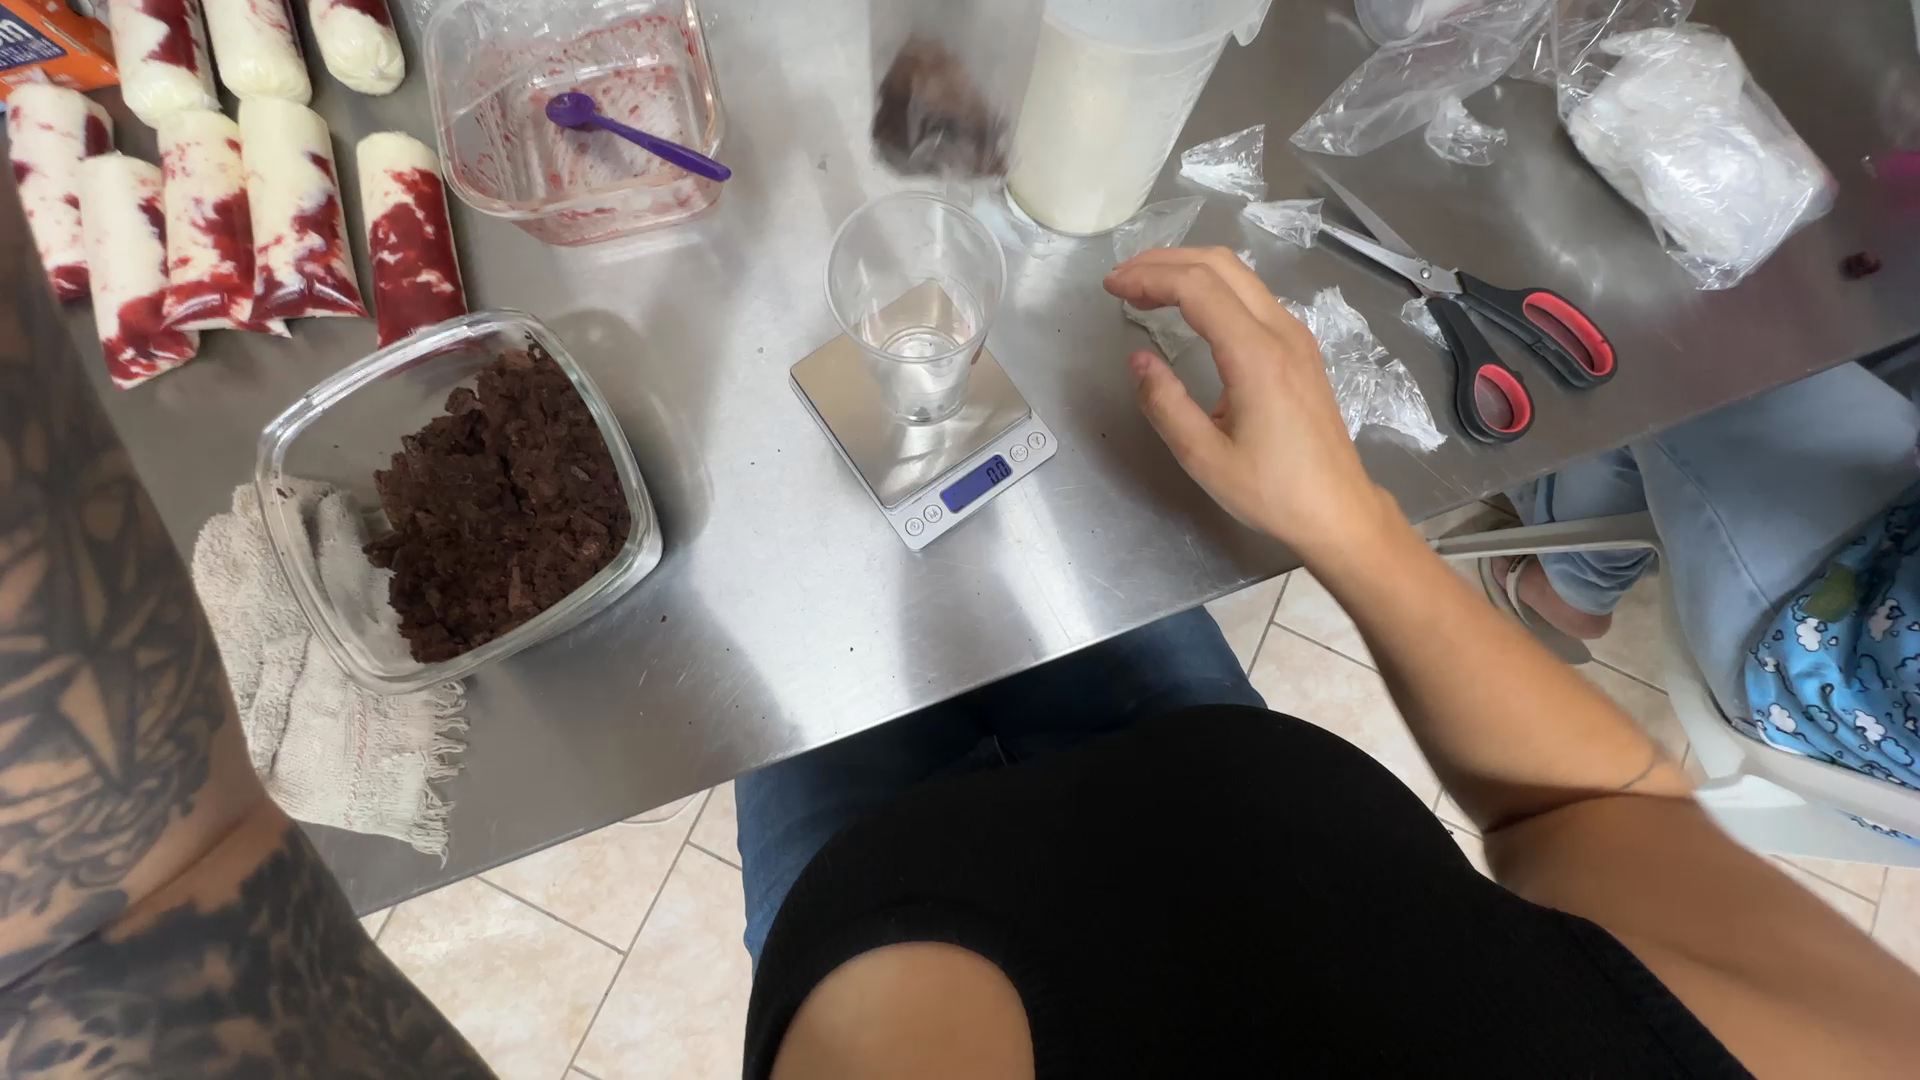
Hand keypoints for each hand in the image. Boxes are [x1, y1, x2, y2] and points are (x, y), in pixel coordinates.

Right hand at [1103, 247, 1403, 558]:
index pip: (1197, 288)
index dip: (1148, 278)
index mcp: (1255, 356)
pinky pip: (1251, 296)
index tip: (1110, 288)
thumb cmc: (1270, 491)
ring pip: (1239, 275)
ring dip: (1188, 271)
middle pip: (1220, 266)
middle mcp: (1281, 332)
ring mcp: (1295, 336)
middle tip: (1120, 279)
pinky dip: (1210, 288)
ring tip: (1144, 289)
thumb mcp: (1203, 457)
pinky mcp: (1298, 348)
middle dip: (1164, 262)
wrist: (1336, 509)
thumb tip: (1138, 360)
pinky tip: (1186, 309)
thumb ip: (1165, 403)